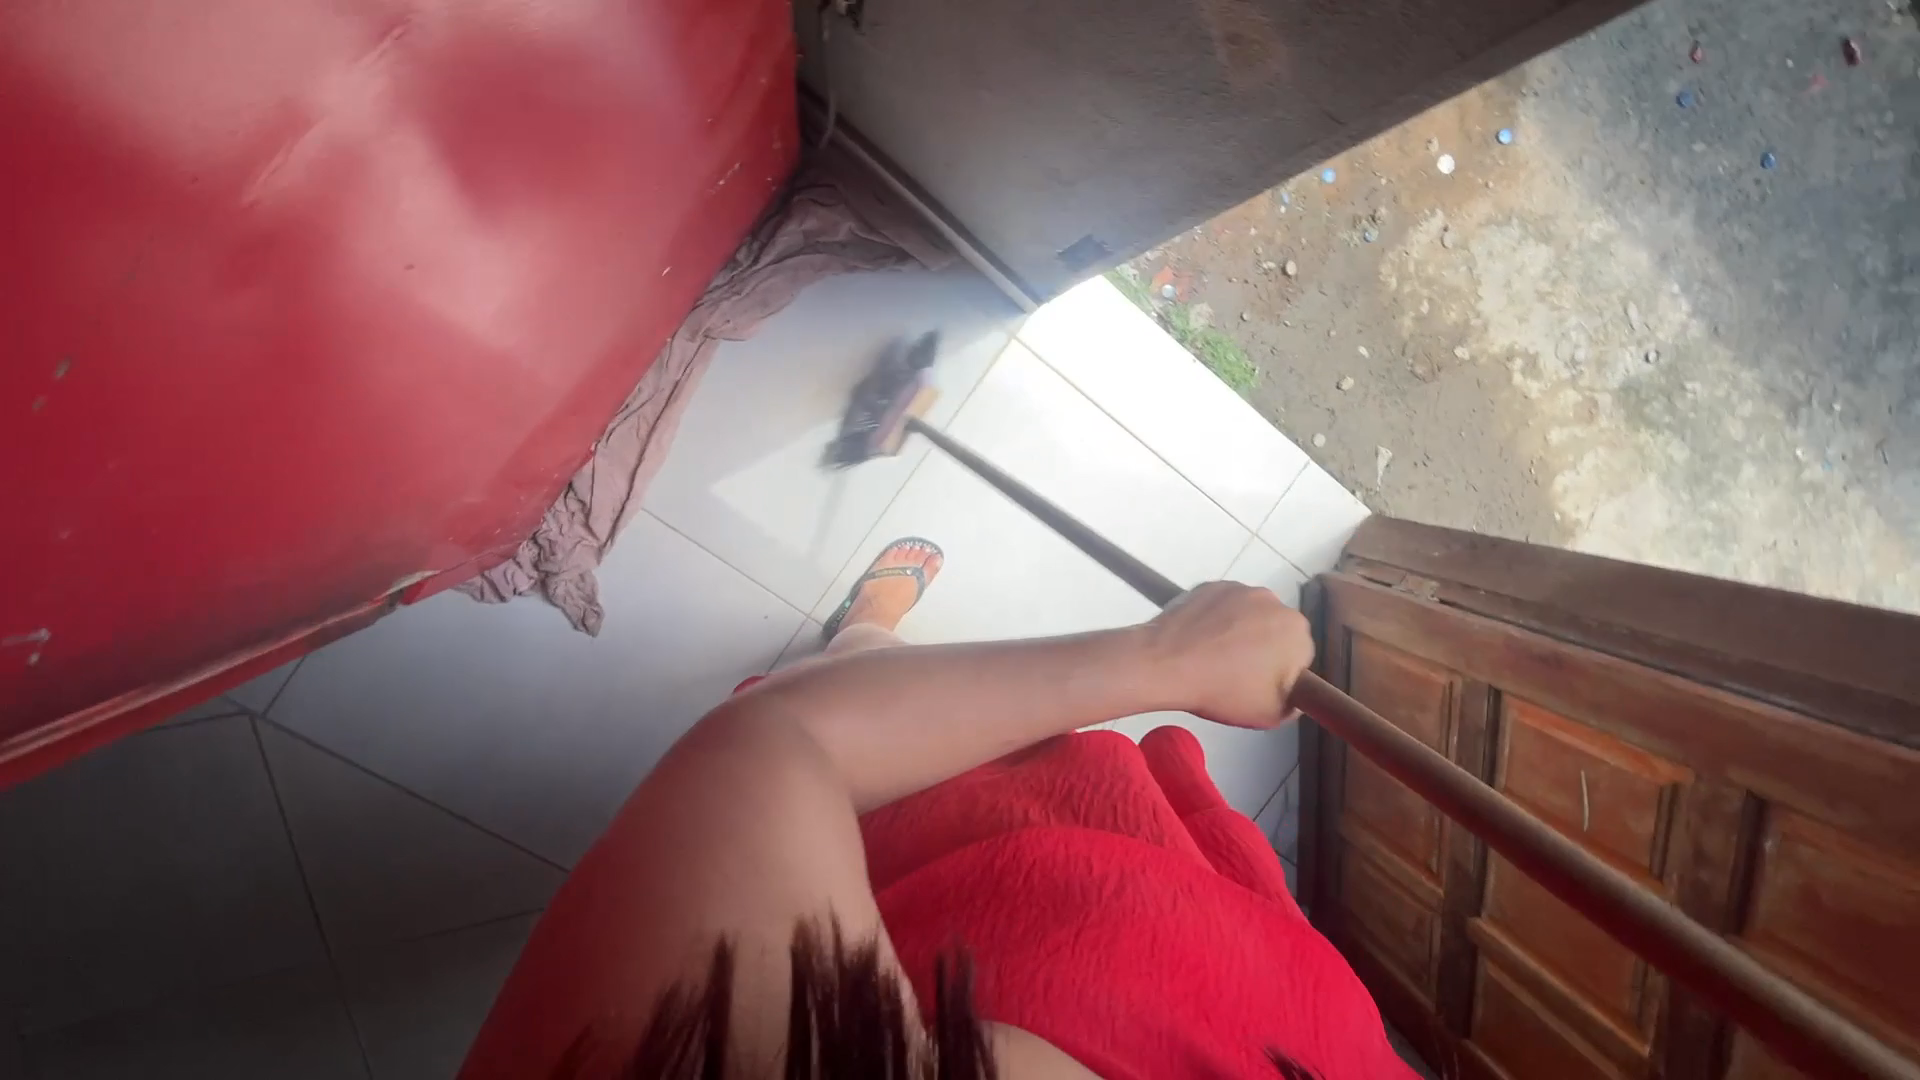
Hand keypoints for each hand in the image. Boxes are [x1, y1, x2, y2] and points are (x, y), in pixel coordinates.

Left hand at [1139, 581, 1314, 728]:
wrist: (1166, 664)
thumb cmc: (1224, 690)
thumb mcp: (1273, 714)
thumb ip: (1295, 700)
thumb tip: (1291, 688)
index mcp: (1296, 630)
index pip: (1299, 654)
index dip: (1280, 673)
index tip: (1258, 684)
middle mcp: (1272, 600)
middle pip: (1274, 628)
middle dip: (1261, 646)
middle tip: (1235, 671)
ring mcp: (1237, 588)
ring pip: (1247, 613)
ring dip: (1237, 629)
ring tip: (1212, 655)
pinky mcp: (1208, 585)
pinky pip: (1220, 604)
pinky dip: (1214, 617)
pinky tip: (1198, 638)